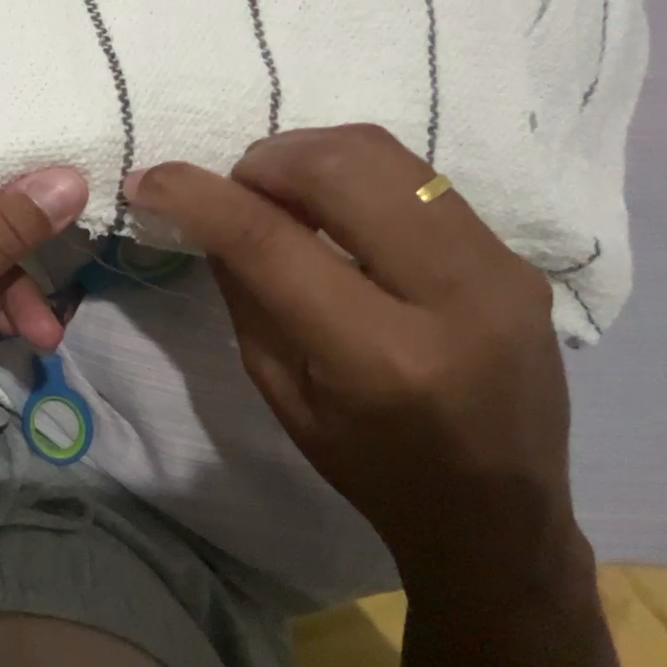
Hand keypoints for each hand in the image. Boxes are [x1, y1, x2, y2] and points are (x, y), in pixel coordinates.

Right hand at [123, 125, 580, 587]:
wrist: (499, 512)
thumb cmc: (368, 464)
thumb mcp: (280, 386)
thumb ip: (246, 292)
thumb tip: (209, 213)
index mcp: (379, 355)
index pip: (270, 241)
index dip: (197, 197)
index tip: (147, 180)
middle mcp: (453, 297)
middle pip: (342, 168)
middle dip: (263, 161)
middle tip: (233, 191)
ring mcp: (500, 267)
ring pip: (385, 154)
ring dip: (307, 156)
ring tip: (278, 193)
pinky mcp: (518, 255)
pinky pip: (415, 179)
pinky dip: (351, 175)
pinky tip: (330, 210)